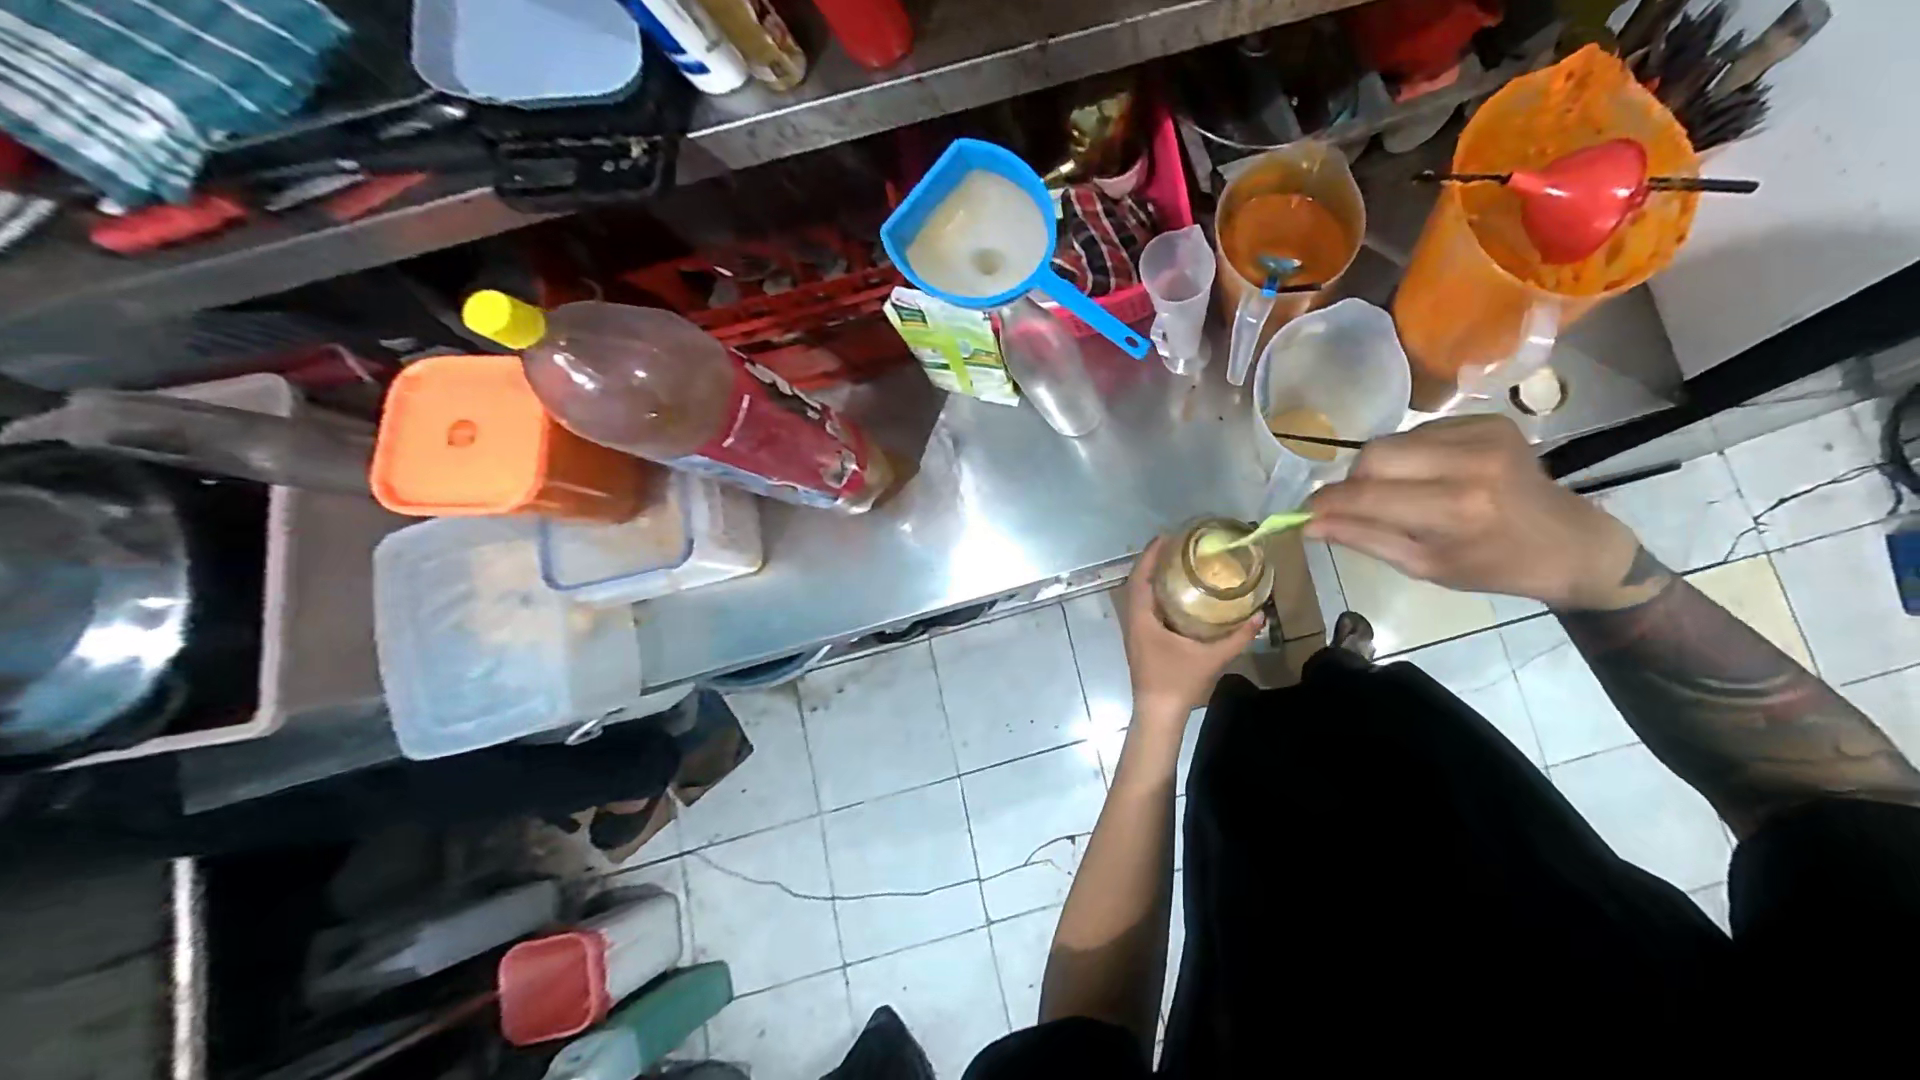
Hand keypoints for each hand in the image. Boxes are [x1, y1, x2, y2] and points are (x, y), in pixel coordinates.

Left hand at [1120, 535, 1264, 720]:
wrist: (1158, 712)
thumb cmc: (1178, 682)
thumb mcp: (1211, 658)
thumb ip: (1237, 637)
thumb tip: (1259, 615)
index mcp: (1141, 618)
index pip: (1140, 578)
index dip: (1150, 556)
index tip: (1165, 537)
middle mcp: (1132, 620)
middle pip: (1137, 582)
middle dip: (1153, 562)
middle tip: (1176, 546)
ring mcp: (1134, 631)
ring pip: (1139, 596)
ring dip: (1153, 578)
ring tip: (1176, 563)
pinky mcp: (1140, 640)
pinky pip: (1143, 608)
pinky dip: (1155, 594)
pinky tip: (1175, 594)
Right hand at [1302, 415, 1643, 609]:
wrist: (1571, 542)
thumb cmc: (1493, 566)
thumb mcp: (1422, 565)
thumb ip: (1362, 539)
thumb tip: (1307, 525)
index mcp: (1455, 509)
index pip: (1365, 495)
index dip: (1325, 502)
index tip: (1304, 513)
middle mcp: (1470, 463)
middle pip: (1373, 456)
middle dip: (1351, 481)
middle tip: (1356, 504)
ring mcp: (1483, 435)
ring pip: (1391, 441)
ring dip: (1378, 468)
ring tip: (1398, 492)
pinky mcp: (1488, 421)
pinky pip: (1417, 432)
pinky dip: (1406, 455)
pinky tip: (1427, 475)